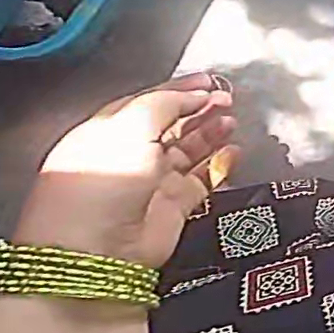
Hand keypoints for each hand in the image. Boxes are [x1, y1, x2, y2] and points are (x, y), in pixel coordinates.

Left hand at [12, 73, 236, 267]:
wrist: (98, 250)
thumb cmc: (103, 183)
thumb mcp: (129, 128)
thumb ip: (165, 104)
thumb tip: (197, 95)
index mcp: (108, 131)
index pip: (149, 102)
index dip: (180, 89)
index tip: (210, 81)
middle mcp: (131, 154)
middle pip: (172, 124)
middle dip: (200, 109)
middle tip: (227, 99)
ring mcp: (154, 181)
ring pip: (191, 149)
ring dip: (212, 132)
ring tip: (232, 120)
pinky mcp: (175, 205)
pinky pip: (205, 178)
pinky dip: (222, 164)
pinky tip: (235, 151)